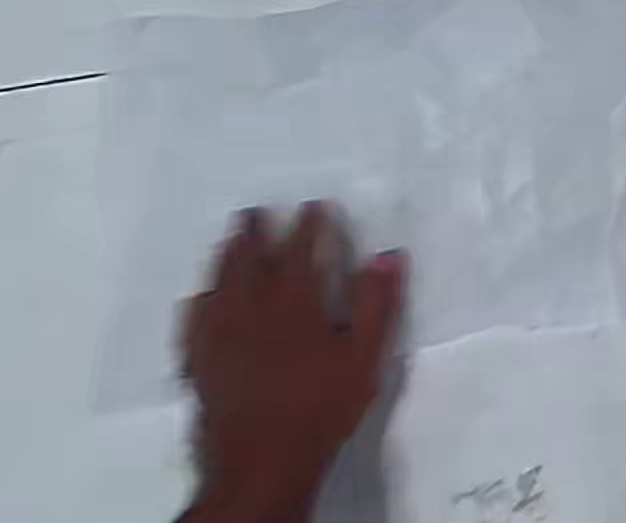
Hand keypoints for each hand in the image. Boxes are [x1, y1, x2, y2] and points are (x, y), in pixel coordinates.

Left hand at [180, 202, 406, 522]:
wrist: (263, 465)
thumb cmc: (326, 403)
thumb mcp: (368, 352)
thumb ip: (378, 302)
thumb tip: (388, 254)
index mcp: (295, 313)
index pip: (300, 259)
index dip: (308, 230)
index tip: (314, 205)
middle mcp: (251, 322)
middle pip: (248, 271)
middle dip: (252, 238)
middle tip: (253, 211)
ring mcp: (220, 347)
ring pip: (216, 294)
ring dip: (222, 264)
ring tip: (228, 241)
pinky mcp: (203, 370)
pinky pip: (193, 329)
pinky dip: (197, 306)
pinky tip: (199, 299)